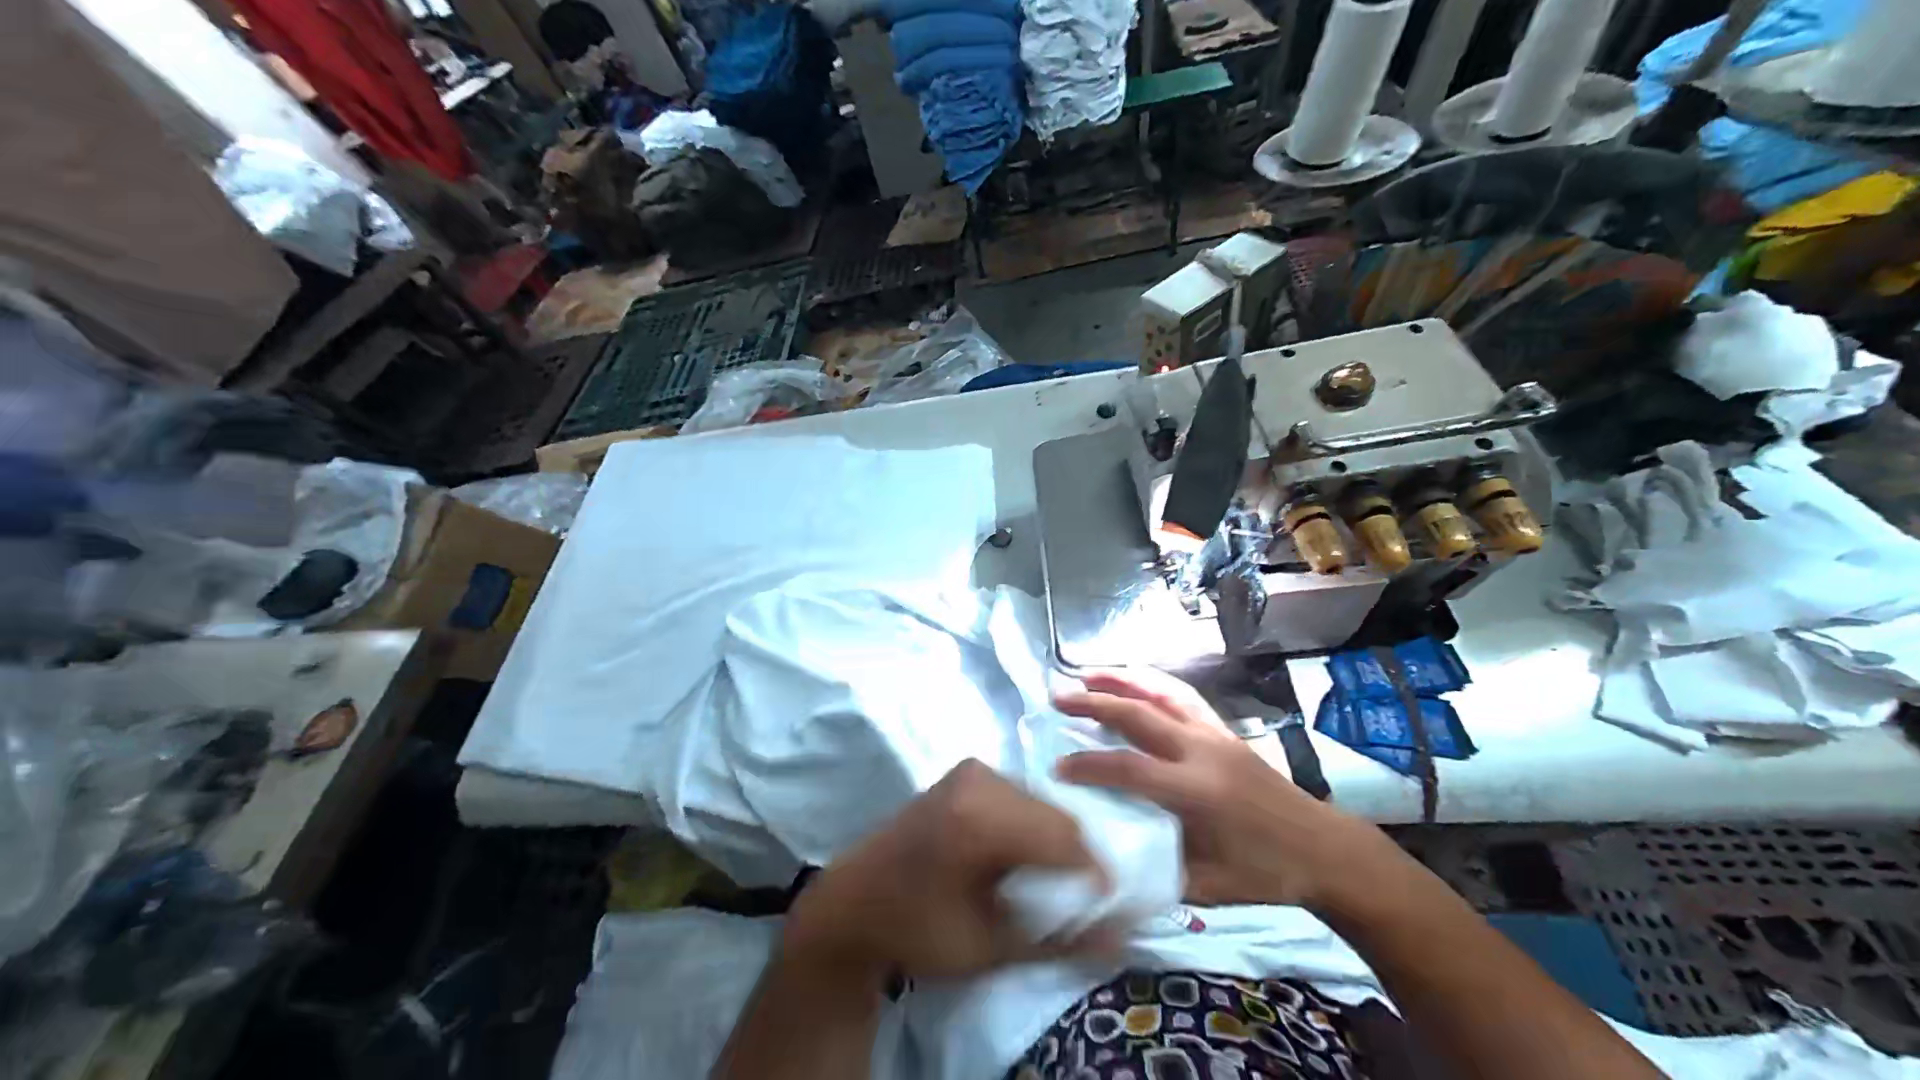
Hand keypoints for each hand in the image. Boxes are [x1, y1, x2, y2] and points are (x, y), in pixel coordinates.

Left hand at [784, 759, 1110, 982]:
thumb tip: (1123, 935)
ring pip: (1041, 804)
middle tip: (1074, 901)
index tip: (1107, 909)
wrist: (853, 901)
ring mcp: (971, 770)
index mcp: (980, 819)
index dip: (1094, 876)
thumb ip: (1058, 939)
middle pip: (1056, 817)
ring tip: (1043, 883)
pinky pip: (1020, 795)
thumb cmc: (916, 928)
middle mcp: (979, 780)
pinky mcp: (965, 772)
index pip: (1066, 841)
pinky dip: (1030, 825)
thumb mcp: (988, 947)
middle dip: (1074, 860)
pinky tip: (1016, 858)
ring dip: (1052, 842)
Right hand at [1054, 669, 1409, 912]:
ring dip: (1122, 679)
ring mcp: (1215, 734)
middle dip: (1093, 703)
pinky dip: (1152, 682)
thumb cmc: (1266, 873)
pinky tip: (1134, 680)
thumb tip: (1109, 860)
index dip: (1088, 765)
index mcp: (1196, 792)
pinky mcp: (1224, 730)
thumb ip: (1157, 872)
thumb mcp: (1208, 888)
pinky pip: (1182, 695)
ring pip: (1162, 692)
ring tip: (1088, 673)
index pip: (1129, 768)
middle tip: (1057, 696)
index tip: (1057, 767)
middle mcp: (1202, 752)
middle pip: (1139, 714)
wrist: (1323, 848)